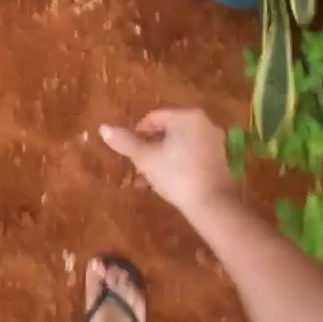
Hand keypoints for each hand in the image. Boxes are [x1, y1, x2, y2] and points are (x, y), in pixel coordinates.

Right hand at [100, 108, 238, 215]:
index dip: (137, 134)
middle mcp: (203, 123)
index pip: (153, 118)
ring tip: (145, 182)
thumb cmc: (176, 174)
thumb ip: (125, 142)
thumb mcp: (145, 158)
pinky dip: (176, 166)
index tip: (129, 153)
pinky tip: (164, 185)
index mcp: (186, 116)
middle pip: (166, 132)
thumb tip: (103, 128)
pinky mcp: (219, 160)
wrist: (212, 205)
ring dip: (159, 161)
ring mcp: (214, 142)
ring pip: (177, 146)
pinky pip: (190, 156)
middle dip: (148, 150)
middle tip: (136, 168)